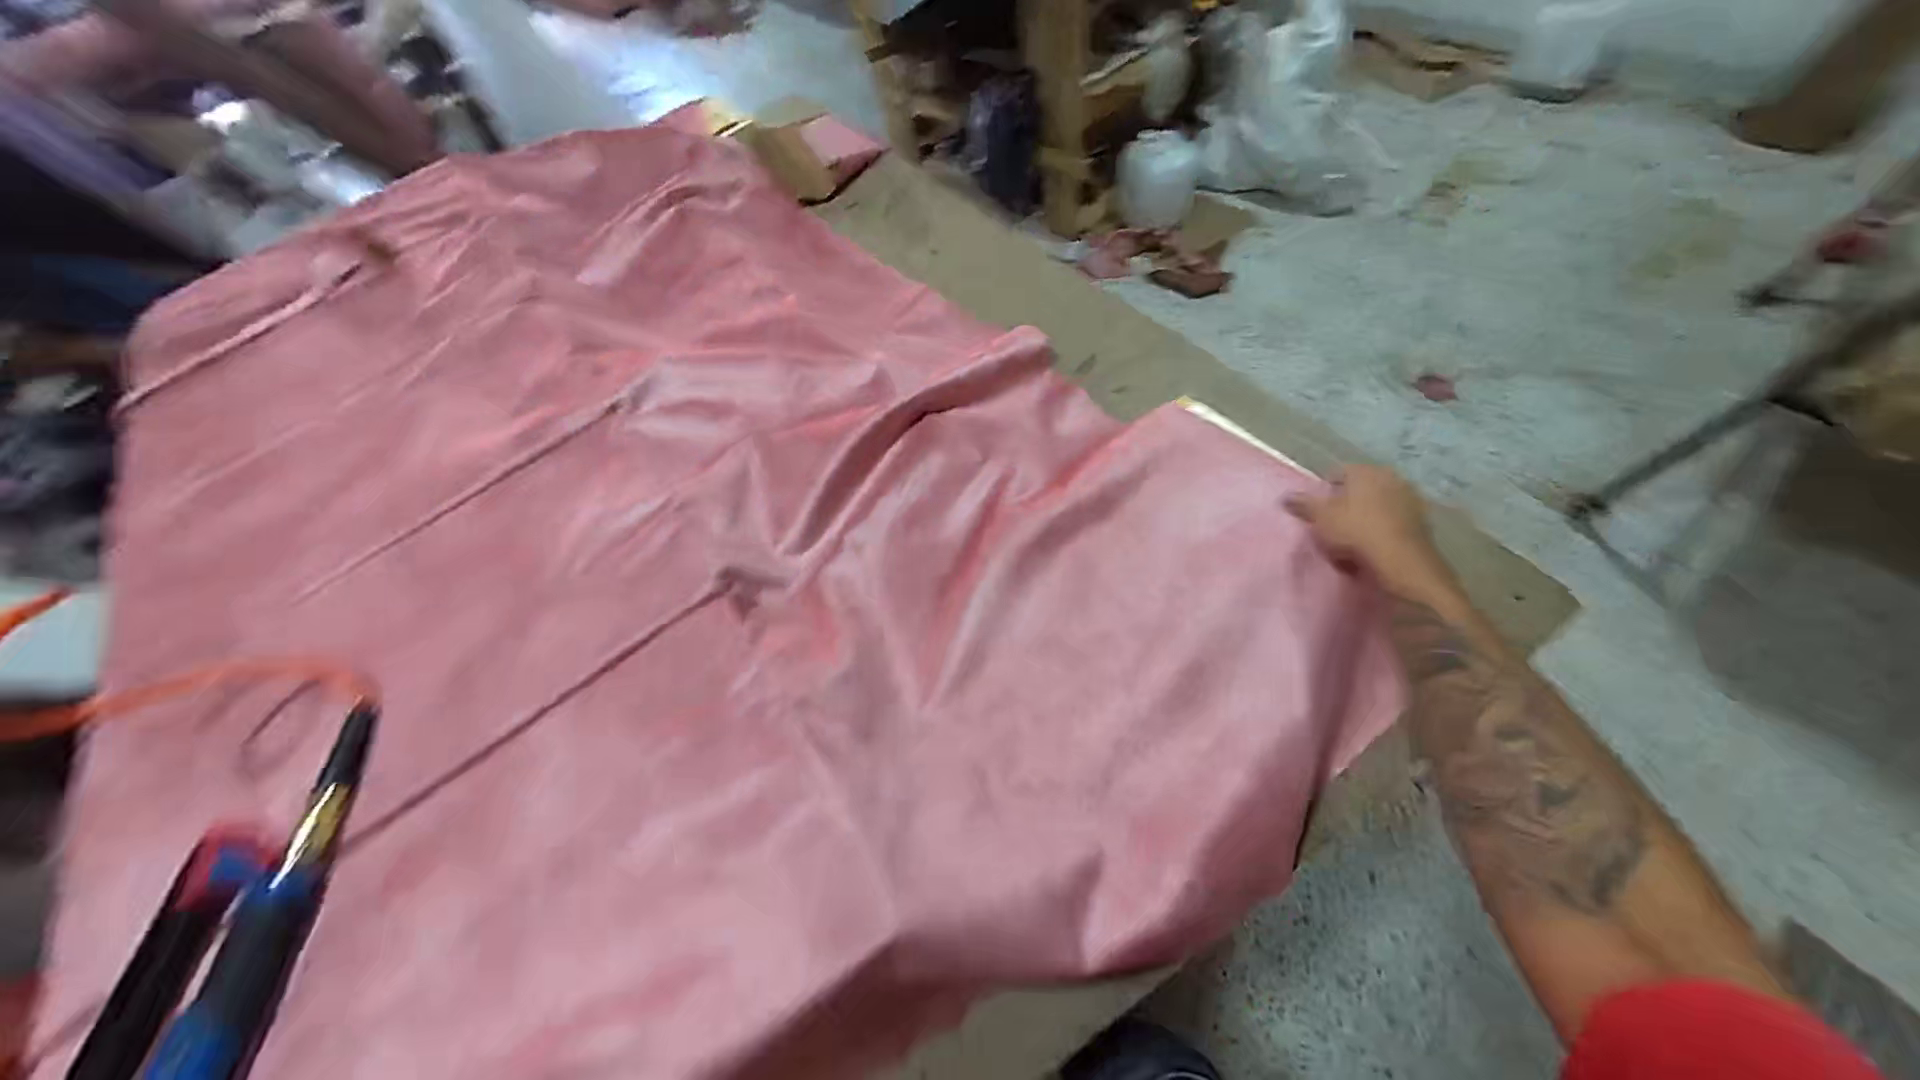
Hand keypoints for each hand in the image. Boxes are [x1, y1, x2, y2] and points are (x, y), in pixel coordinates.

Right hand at [1286, 466, 1450, 598]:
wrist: (1402, 560)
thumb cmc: (1355, 531)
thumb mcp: (1320, 518)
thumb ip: (1302, 504)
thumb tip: (1286, 496)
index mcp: (1364, 471)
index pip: (1337, 473)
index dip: (1323, 491)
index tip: (1316, 511)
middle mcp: (1390, 477)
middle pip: (1359, 488)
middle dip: (1346, 503)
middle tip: (1333, 524)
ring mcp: (1409, 497)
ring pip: (1377, 504)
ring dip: (1365, 516)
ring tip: (1352, 538)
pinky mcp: (1422, 519)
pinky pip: (1392, 520)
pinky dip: (1382, 529)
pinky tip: (1373, 546)